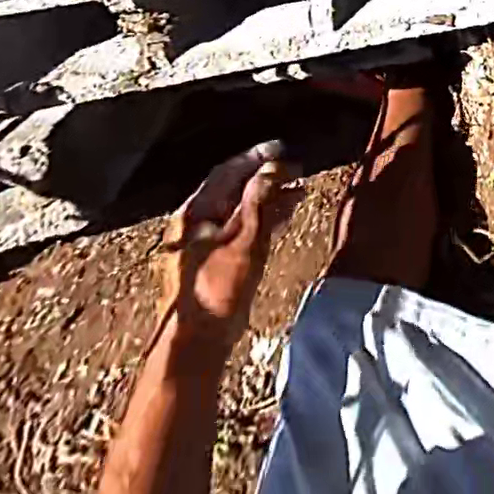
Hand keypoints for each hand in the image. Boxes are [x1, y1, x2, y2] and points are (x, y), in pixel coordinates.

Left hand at [156, 142, 302, 346]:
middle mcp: (194, 223)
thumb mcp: (245, 238)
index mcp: (193, 212)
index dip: (256, 157)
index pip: (227, 172)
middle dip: (267, 177)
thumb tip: (273, 167)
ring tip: (299, 190)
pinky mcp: (214, 261)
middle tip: (296, 169)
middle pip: (234, 189)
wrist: (197, 344)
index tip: (282, 148)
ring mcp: (203, 243)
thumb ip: (260, 199)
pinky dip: (264, 218)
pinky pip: (241, 229)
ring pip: (240, 209)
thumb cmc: (217, 288)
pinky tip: (285, 216)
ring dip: (269, 198)